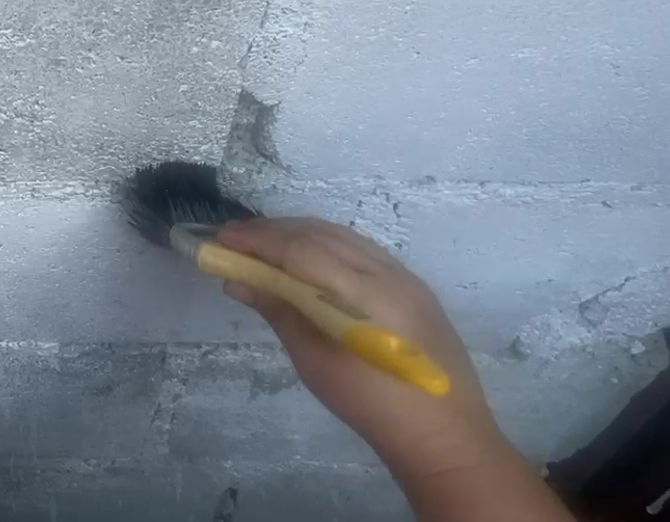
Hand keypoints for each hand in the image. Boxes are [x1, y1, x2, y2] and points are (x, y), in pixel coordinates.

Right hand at [216, 218, 510, 483]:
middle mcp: (389, 275)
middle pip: (318, 234)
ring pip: (339, 234)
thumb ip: (277, 310)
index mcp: (367, 298)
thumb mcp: (315, 362)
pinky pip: (358, 246)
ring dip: (295, 231)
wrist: (448, 439)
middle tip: (232, 236)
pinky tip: (302, 253)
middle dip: (271, 230)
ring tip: (260, 241)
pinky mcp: (411, 283)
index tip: (222, 238)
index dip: (258, 239)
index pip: (301, 250)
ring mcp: (405, 276)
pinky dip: (322, 241)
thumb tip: (234, 280)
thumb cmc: (373, 406)